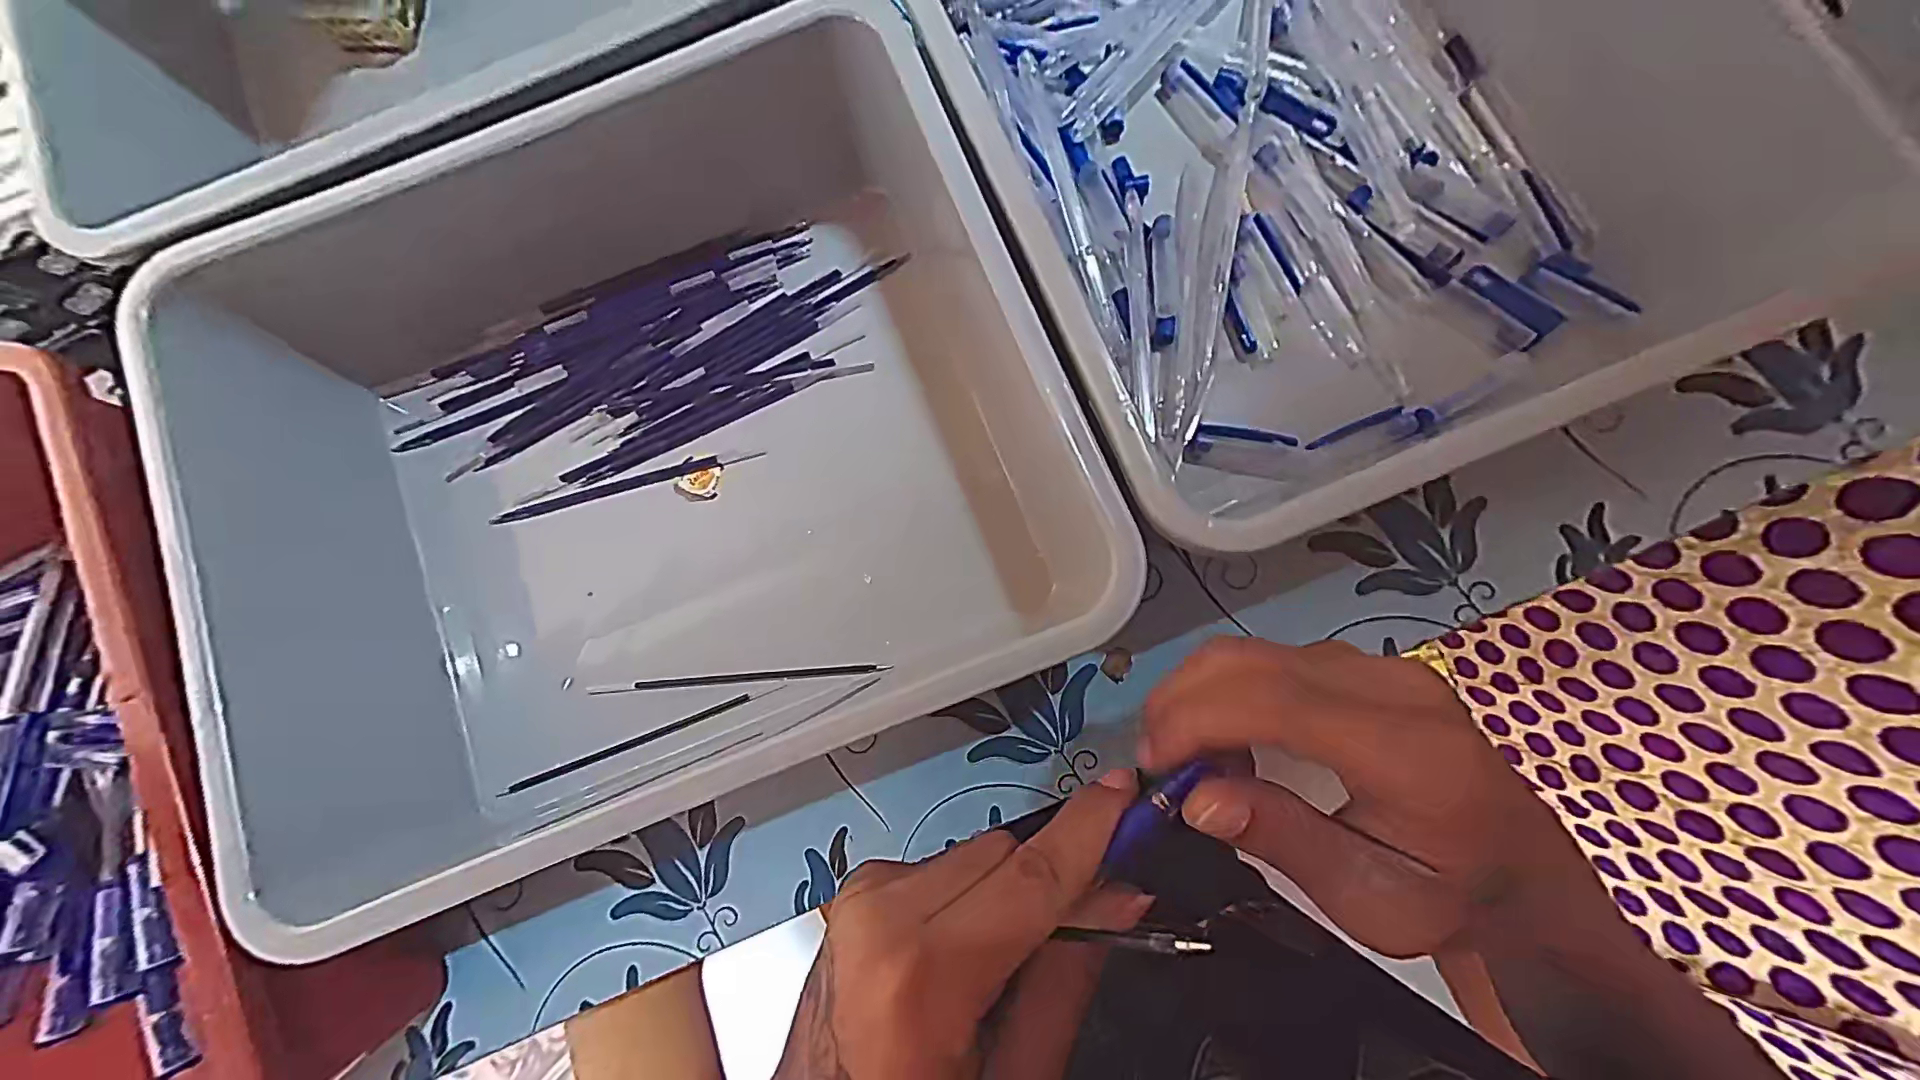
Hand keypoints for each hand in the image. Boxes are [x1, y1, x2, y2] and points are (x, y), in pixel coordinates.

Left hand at [773, 770, 1148, 1079]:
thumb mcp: (1012, 1074)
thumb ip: (1066, 978)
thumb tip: (1115, 898)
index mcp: (921, 975)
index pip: (1029, 876)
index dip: (1087, 829)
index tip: (1119, 792)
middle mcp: (882, 917)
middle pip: (1003, 852)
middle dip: (1045, 879)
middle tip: (1080, 917)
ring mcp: (862, 898)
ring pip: (974, 852)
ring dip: (1002, 887)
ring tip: (993, 958)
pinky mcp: (855, 890)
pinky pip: (939, 863)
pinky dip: (964, 891)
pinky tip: (955, 946)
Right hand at [1139, 638, 1603, 958]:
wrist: (1527, 861)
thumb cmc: (1455, 893)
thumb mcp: (1374, 901)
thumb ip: (1286, 843)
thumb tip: (1196, 799)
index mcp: (1404, 750)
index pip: (1272, 702)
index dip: (1194, 721)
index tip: (1155, 765)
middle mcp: (1389, 687)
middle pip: (1247, 661)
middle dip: (1179, 702)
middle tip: (1158, 760)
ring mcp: (1375, 665)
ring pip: (1250, 650)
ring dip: (1196, 692)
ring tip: (1187, 752)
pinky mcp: (1360, 662)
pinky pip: (1268, 656)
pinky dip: (1224, 688)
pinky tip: (1226, 735)